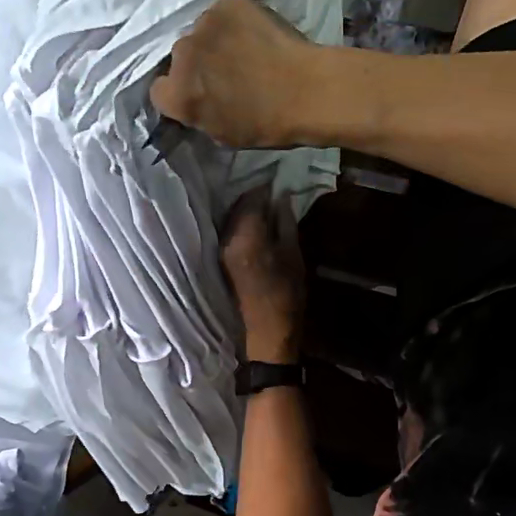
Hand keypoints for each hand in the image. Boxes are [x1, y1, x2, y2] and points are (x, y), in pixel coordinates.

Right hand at [151, 0, 325, 148]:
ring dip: (216, 41)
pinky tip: (258, 36)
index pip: (161, 90)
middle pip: (181, 57)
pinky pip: (224, 13)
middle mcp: (182, 53)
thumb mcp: (225, 135)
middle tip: (229, 75)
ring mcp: (205, 23)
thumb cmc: (270, 124)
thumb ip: (200, 116)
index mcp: (179, 94)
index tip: (201, 96)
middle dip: (199, 65)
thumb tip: (198, 103)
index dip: (181, 93)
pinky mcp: (229, 3)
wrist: (309, 91)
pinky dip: (236, 23)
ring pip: (202, 32)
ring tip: (247, 54)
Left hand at [220, 189, 305, 363]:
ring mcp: (221, 250)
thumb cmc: (287, 293)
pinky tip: (258, 228)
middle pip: (237, 206)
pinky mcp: (221, 261)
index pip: (252, 198)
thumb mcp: (294, 255)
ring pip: (232, 219)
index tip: (279, 183)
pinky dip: (242, 225)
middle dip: (255, 198)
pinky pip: (230, 233)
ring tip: (268, 210)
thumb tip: (282, 197)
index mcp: (246, 235)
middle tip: (274, 194)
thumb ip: (286, 222)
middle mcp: (227, 238)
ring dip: (248, 212)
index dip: (266, 188)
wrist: (268, 331)